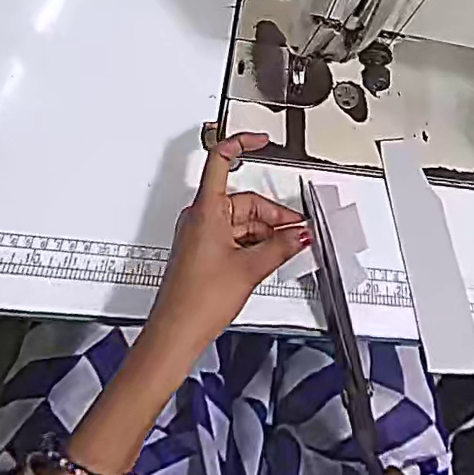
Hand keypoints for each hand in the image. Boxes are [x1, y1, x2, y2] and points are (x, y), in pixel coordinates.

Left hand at [51, 134, 306, 474]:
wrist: (173, 336)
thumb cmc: (196, 302)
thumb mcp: (250, 269)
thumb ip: (280, 246)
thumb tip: (300, 234)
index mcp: (207, 209)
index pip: (221, 159)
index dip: (241, 142)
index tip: (259, 138)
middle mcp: (201, 216)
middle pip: (244, 199)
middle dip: (273, 214)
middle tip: (296, 229)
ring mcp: (201, 234)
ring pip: (242, 220)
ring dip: (265, 232)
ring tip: (286, 248)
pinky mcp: (202, 250)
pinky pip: (234, 235)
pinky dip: (254, 243)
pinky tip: (270, 256)